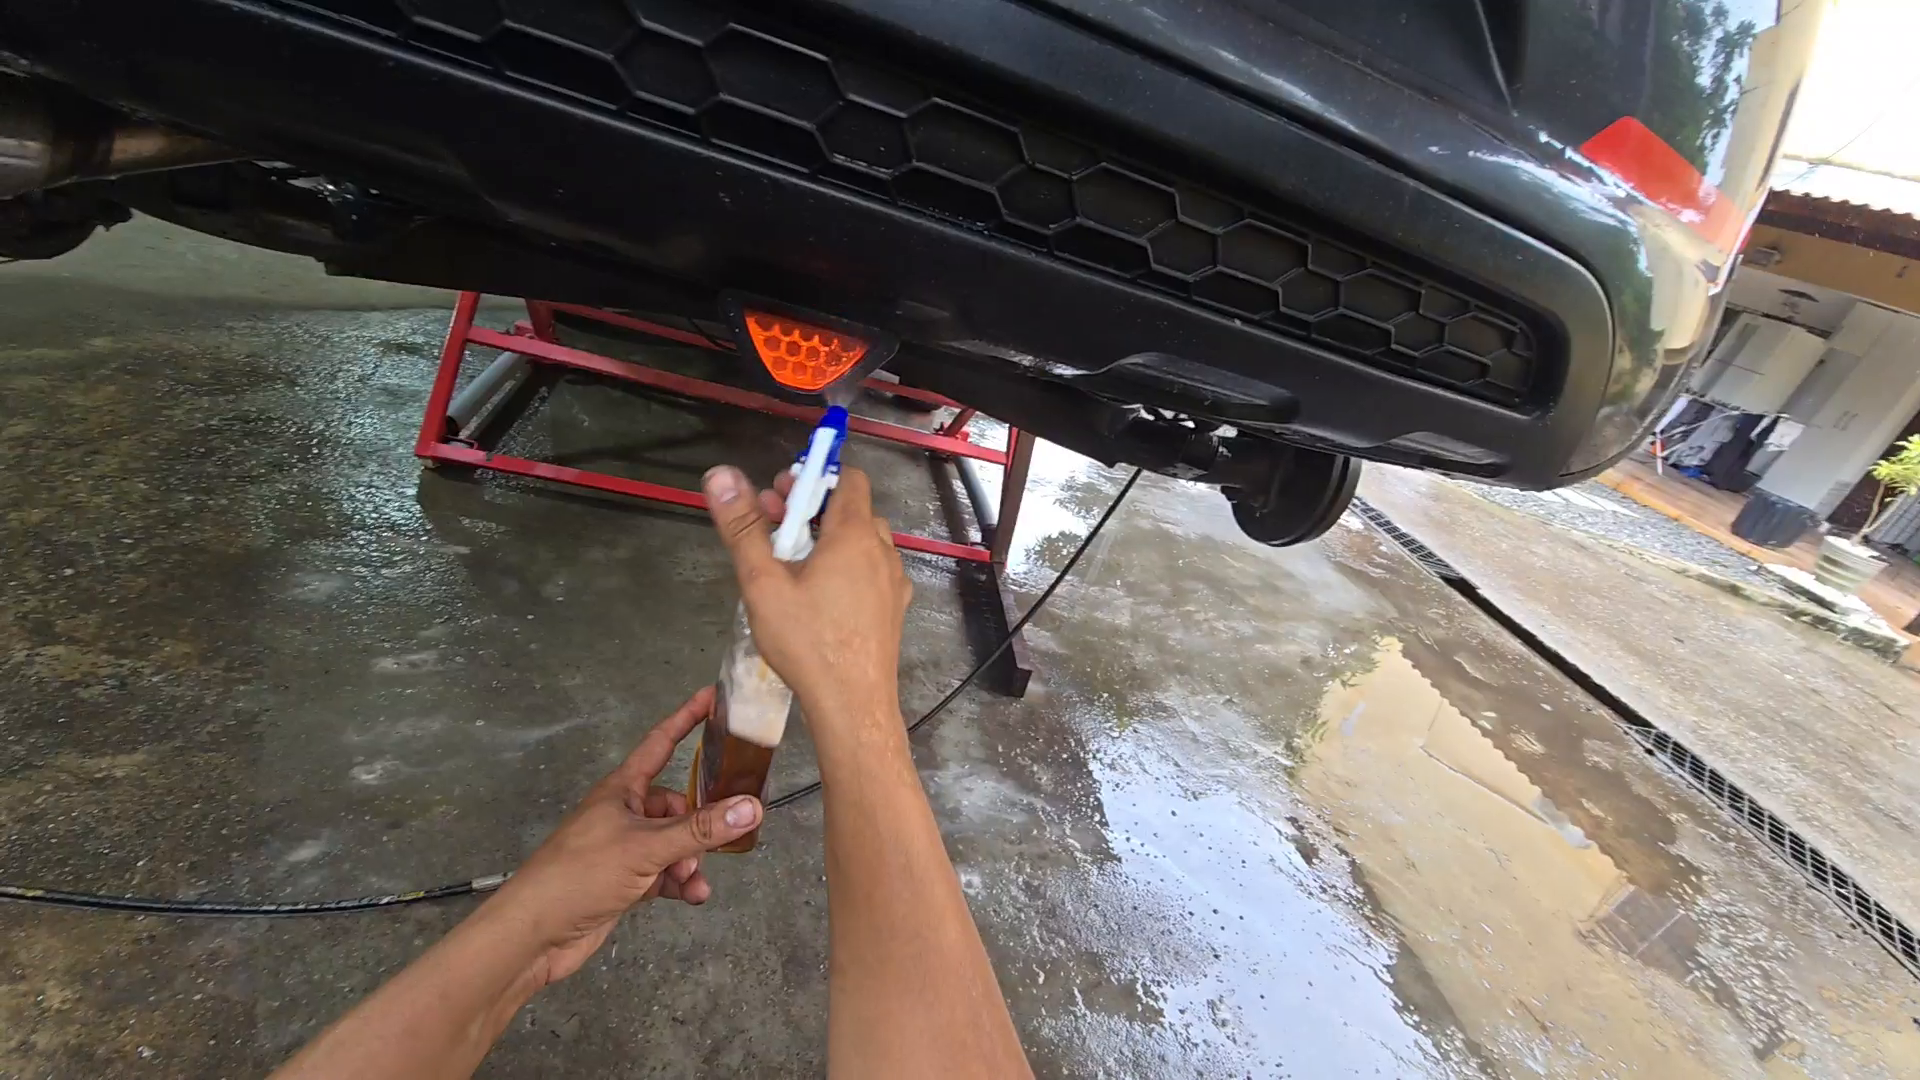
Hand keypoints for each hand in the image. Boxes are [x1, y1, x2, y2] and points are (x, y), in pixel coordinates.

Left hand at [486, 685, 762, 985]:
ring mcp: (625, 847)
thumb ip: (701, 829)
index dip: (688, 717)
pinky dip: (681, 882)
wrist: (531, 938)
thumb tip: (753, 807)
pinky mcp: (625, 879)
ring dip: (691, 860)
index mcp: (624, 788)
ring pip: (676, 842)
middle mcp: (627, 811)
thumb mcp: (646, 847)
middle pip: (679, 803)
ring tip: (694, 880)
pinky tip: (693, 896)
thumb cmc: (581, 874)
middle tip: (726, 831)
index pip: (662, 741)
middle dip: (701, 823)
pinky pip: (666, 872)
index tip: (714, 696)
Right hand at [702, 464, 910, 723]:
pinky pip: (873, 572)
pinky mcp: (895, 608)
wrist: (853, 705)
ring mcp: (894, 581)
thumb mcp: (763, 583)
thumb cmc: (807, 641)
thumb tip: (721, 474)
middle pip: (853, 510)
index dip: (815, 477)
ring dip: (831, 540)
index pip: (848, 478)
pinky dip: (850, 568)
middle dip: (814, 510)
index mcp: (855, 534)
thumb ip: (743, 527)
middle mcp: (883, 550)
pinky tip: (822, 596)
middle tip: (775, 529)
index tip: (781, 494)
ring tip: (794, 564)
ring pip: (865, 542)